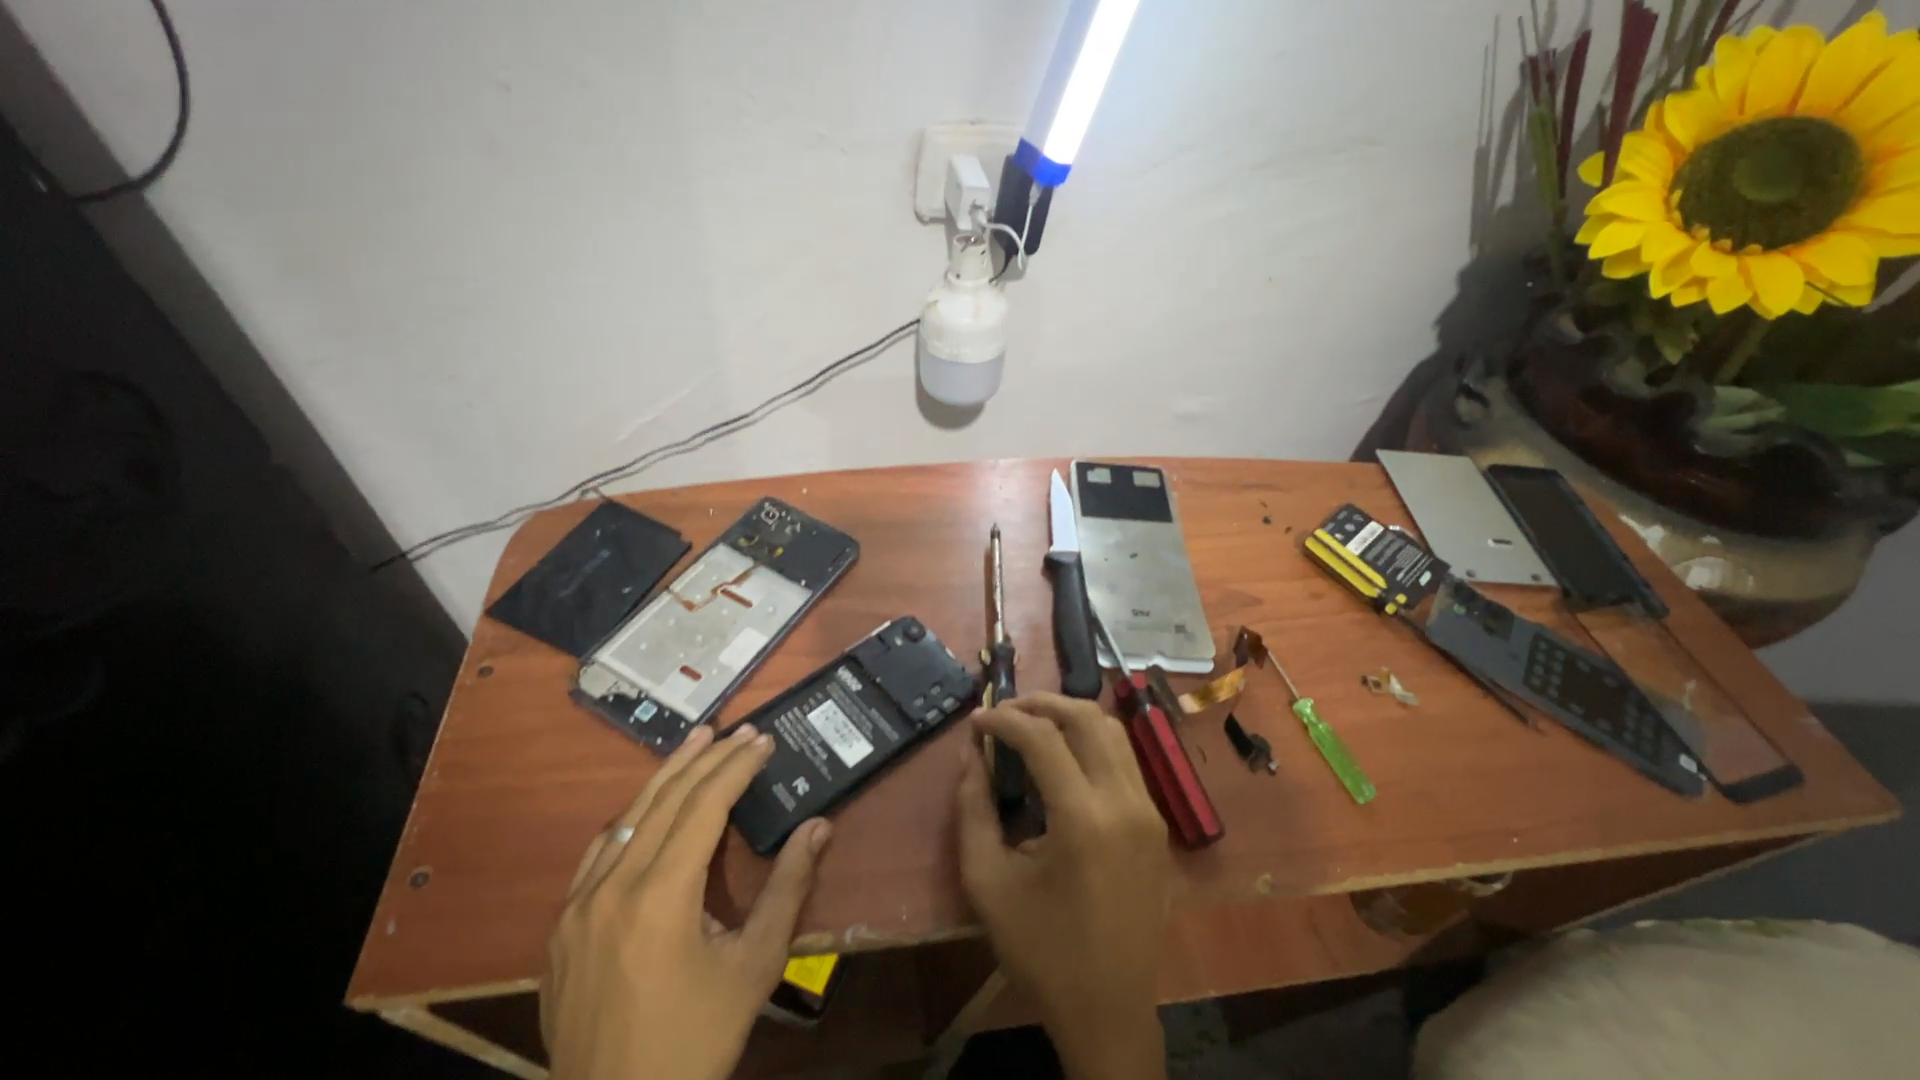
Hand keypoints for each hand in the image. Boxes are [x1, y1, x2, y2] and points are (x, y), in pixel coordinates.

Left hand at [540, 723, 832, 1079]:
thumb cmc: (697, 1036)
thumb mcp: (755, 966)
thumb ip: (787, 889)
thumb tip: (818, 826)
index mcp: (661, 895)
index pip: (703, 807)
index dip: (735, 767)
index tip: (762, 740)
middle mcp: (613, 886)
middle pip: (663, 801)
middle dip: (705, 759)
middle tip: (737, 729)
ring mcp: (579, 905)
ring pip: (626, 819)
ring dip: (666, 780)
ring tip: (696, 744)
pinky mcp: (562, 926)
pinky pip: (598, 854)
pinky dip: (630, 821)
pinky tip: (645, 811)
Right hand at [956, 693, 1170, 1079]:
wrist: (1108, 1007)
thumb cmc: (1040, 950)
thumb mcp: (987, 882)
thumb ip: (973, 810)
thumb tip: (973, 756)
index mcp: (1084, 818)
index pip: (1043, 737)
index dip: (1004, 719)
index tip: (976, 721)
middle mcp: (1126, 802)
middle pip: (1089, 718)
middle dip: (1043, 703)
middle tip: (1005, 710)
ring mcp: (1149, 812)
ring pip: (1115, 733)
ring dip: (1071, 718)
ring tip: (1031, 725)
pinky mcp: (1156, 826)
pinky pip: (1126, 762)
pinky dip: (1093, 744)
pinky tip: (1063, 759)